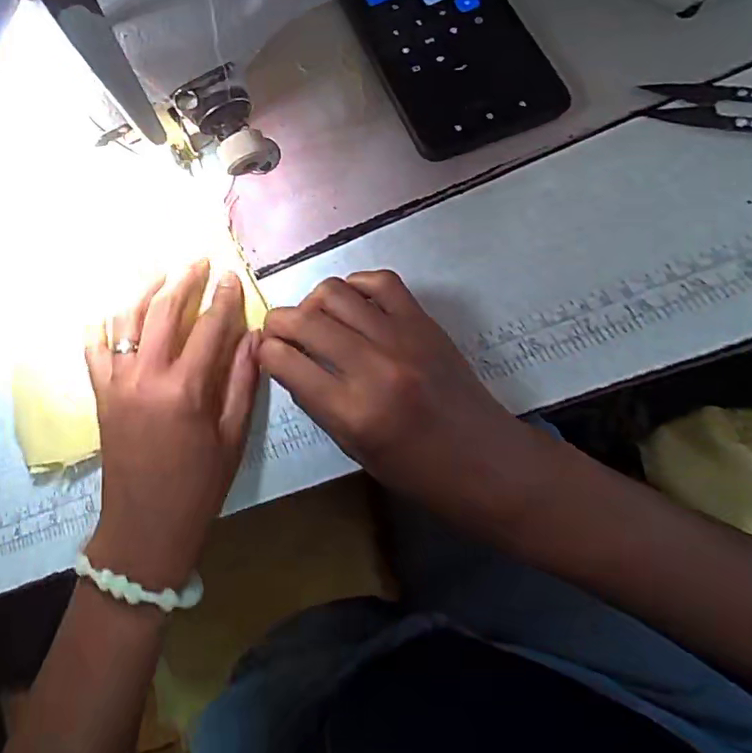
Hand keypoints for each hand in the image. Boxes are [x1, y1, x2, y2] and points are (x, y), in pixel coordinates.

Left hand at [83, 261, 259, 592]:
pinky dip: (101, 328)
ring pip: (127, 322)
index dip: (224, 298)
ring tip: (161, 273)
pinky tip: (110, 312)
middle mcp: (146, 377)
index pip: (210, 327)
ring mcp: (117, 383)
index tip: (232, 276)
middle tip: (199, 261)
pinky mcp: (100, 395)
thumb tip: (251, 337)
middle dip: (184, 281)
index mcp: (185, 389)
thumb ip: (241, 382)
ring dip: (144, 292)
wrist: (145, 526)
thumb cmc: (198, 486)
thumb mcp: (232, 437)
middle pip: (164, 311)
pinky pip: (95, 351)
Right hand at [258, 270, 546, 508]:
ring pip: (335, 292)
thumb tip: (285, 360)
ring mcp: (402, 338)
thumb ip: (316, 401)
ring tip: (317, 318)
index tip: (265, 351)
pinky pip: (380, 282)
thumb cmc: (416, 470)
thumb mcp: (353, 448)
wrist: (487, 461)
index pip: (286, 361)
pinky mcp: (424, 322)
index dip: (266, 352)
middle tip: (280, 331)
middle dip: (278, 322)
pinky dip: (355, 286)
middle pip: (304, 320)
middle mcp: (374, 368)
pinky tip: (352, 305)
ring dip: (313, 302)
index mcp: (353, 412)